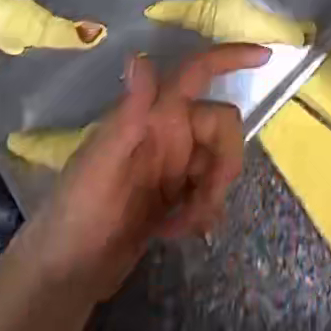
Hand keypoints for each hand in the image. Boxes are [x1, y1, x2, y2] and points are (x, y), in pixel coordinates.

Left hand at [13, 44, 269, 301]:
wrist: (65, 274)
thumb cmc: (76, 213)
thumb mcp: (100, 163)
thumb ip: (127, 112)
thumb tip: (139, 56)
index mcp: (151, 116)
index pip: (196, 73)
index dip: (230, 58)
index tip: (265, 57)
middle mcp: (166, 132)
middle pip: (220, 124)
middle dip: (224, 161)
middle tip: (204, 201)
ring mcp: (172, 163)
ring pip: (220, 160)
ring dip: (212, 192)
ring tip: (184, 224)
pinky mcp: (175, 194)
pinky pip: (210, 189)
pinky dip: (204, 209)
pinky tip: (178, 231)